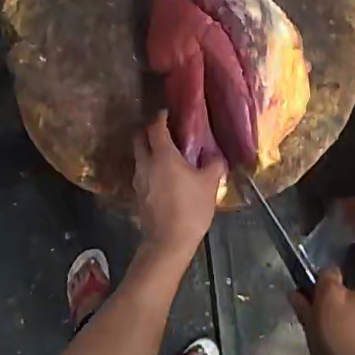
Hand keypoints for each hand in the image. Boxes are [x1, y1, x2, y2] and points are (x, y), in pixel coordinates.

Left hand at [132, 111, 223, 251]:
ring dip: (149, 151)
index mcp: (162, 156)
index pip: (156, 128)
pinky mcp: (139, 195)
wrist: (168, 241)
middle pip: (140, 140)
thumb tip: (216, 157)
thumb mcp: (209, 184)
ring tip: (167, 154)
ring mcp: (139, 180)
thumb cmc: (191, 208)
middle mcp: (145, 164)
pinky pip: (143, 173)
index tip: (168, 113)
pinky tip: (165, 176)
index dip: (161, 118)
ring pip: (140, 157)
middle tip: (165, 132)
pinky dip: (151, 167)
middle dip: (149, 132)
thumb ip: (213, 165)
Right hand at [292, 269, 354, 354]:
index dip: (320, 284)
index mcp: (333, 294)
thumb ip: (305, 314)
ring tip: (342, 345)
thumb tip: (295, 294)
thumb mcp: (313, 340)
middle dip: (333, 306)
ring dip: (348, 320)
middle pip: (341, 293)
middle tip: (324, 330)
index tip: (312, 302)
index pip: (327, 273)